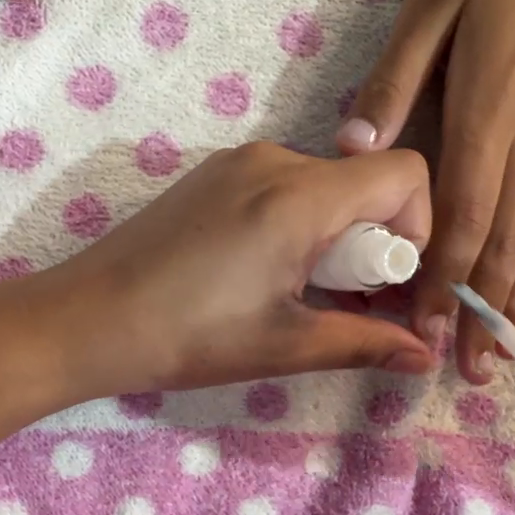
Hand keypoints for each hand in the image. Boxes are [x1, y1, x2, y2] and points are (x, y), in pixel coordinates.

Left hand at [35, 142, 436, 396]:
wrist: (87, 319)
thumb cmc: (190, 336)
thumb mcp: (284, 345)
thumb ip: (365, 342)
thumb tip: (426, 354)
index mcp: (300, 195)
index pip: (404, 172)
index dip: (417, 227)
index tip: (388, 282)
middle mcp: (273, 160)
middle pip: (362, 182)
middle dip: (372, 242)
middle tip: (340, 301)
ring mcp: (236, 162)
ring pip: (321, 186)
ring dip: (332, 236)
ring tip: (295, 293)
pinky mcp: (210, 175)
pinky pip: (280, 187)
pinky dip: (295, 224)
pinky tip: (259, 272)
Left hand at [338, 0, 514, 383]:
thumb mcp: (431, 2)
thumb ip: (393, 84)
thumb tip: (352, 150)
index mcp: (486, 116)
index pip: (460, 222)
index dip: (442, 284)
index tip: (425, 333)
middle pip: (504, 243)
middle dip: (485, 311)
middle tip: (475, 372)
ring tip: (511, 344)